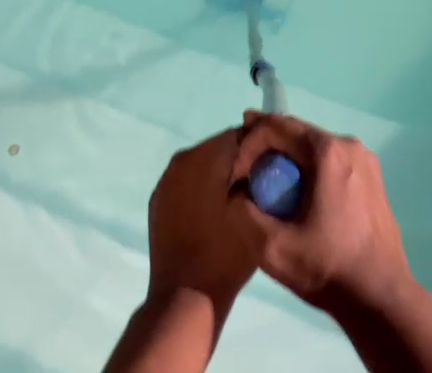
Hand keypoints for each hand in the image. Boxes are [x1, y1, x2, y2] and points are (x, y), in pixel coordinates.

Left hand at [146, 126, 256, 308]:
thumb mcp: (256, 209)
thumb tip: (260, 162)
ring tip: (238, 201)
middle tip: (260, 185)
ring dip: (219, 175)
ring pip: (202, 164)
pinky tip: (214, 214)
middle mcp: (180, 159)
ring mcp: (165, 181)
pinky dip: (201, 189)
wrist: (185, 297)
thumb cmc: (226, 253)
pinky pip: (187, 183)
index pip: (239, 134)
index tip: (272, 168)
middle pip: (219, 147)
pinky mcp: (158, 201)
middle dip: (239, 160)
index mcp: (204, 156)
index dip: (259, 148)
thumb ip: (259, 174)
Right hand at [227, 111, 413, 312]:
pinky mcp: (372, 177)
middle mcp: (349, 145)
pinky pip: (331, 160)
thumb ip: (242, 212)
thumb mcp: (271, 247)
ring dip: (287, 155)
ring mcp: (365, 160)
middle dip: (265, 143)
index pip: (277, 126)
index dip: (248, 144)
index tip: (236, 178)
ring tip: (264, 174)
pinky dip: (308, 166)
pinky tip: (296, 188)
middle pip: (297, 131)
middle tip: (241, 162)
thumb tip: (238, 192)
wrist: (381, 297)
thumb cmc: (327, 268)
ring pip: (314, 145)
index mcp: (328, 152)